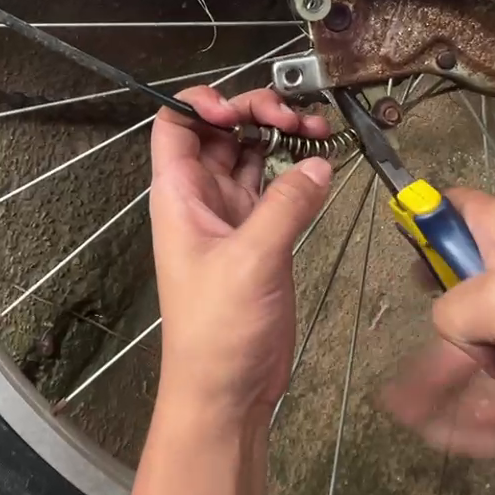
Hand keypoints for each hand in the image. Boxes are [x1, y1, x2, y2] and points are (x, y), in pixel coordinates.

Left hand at [149, 86, 332, 418]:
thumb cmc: (218, 328)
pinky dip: (295, 168)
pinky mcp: (259, 233)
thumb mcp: (250, 260)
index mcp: (178, 193)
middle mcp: (201, 195)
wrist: (227, 392)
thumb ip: (286, 206)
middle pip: (220, 131)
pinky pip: (275, 185)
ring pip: (251, 153)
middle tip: (294, 116)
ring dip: (279, 134)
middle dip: (253, 111)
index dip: (201, 103)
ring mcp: (231, 213)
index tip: (240, 109)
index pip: (175, 125)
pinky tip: (320, 160)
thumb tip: (320, 163)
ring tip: (316, 128)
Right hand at [383, 189, 494, 457]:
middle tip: (407, 381)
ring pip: (478, 343)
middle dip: (434, 337)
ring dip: (457, 386)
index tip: (412, 268)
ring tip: (431, 430)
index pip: (449, 207)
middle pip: (453, 287)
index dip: (423, 227)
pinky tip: (486, 439)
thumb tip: (460, 334)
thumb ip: (451, 309)